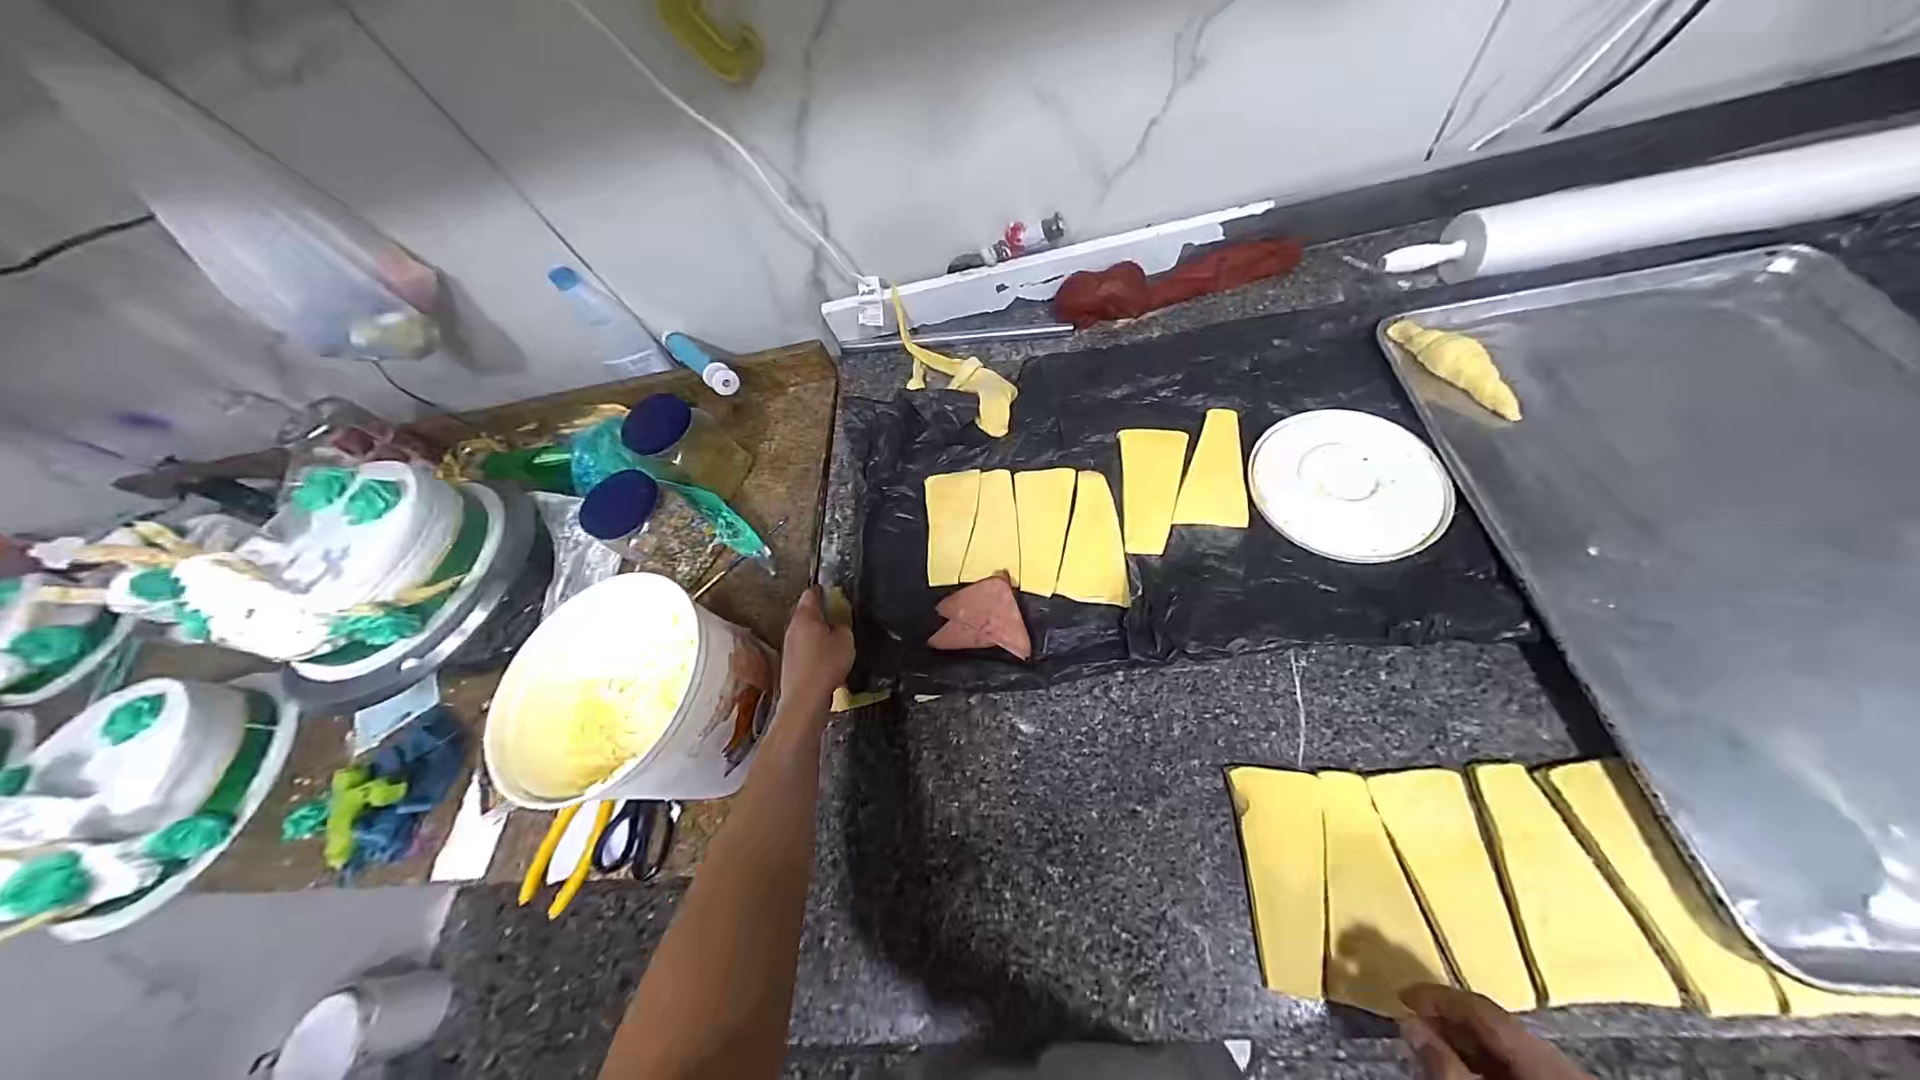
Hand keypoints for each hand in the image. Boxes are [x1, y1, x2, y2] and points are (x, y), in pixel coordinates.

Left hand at [779, 586, 853, 711]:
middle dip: (822, 615)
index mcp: (805, 616)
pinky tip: (827, 662)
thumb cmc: (826, 664)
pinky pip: (805, 651)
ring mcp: (789, 646)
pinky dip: (815, 652)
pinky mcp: (790, 664)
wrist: (805, 699)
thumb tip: (836, 625)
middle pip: (807, 614)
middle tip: (839, 619)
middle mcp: (792, 628)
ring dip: (818, 635)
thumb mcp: (846, 639)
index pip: (812, 593)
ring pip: (805, 633)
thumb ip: (842, 626)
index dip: (823, 591)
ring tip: (836, 643)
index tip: (834, 593)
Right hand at [1399, 984, 1593, 1079]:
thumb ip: (1445, 1065)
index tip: (1402, 997)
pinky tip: (1466, 1071)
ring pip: (1509, 1052)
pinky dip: (1488, 1067)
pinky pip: (1522, 1071)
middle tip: (1413, 1025)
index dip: (1438, 997)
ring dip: (1467, 1046)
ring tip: (1433, 1048)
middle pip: (1498, 1030)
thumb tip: (1410, 1024)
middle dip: (1451, 1024)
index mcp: (1547, 1062)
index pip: (1484, 1011)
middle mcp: (1564, 1067)